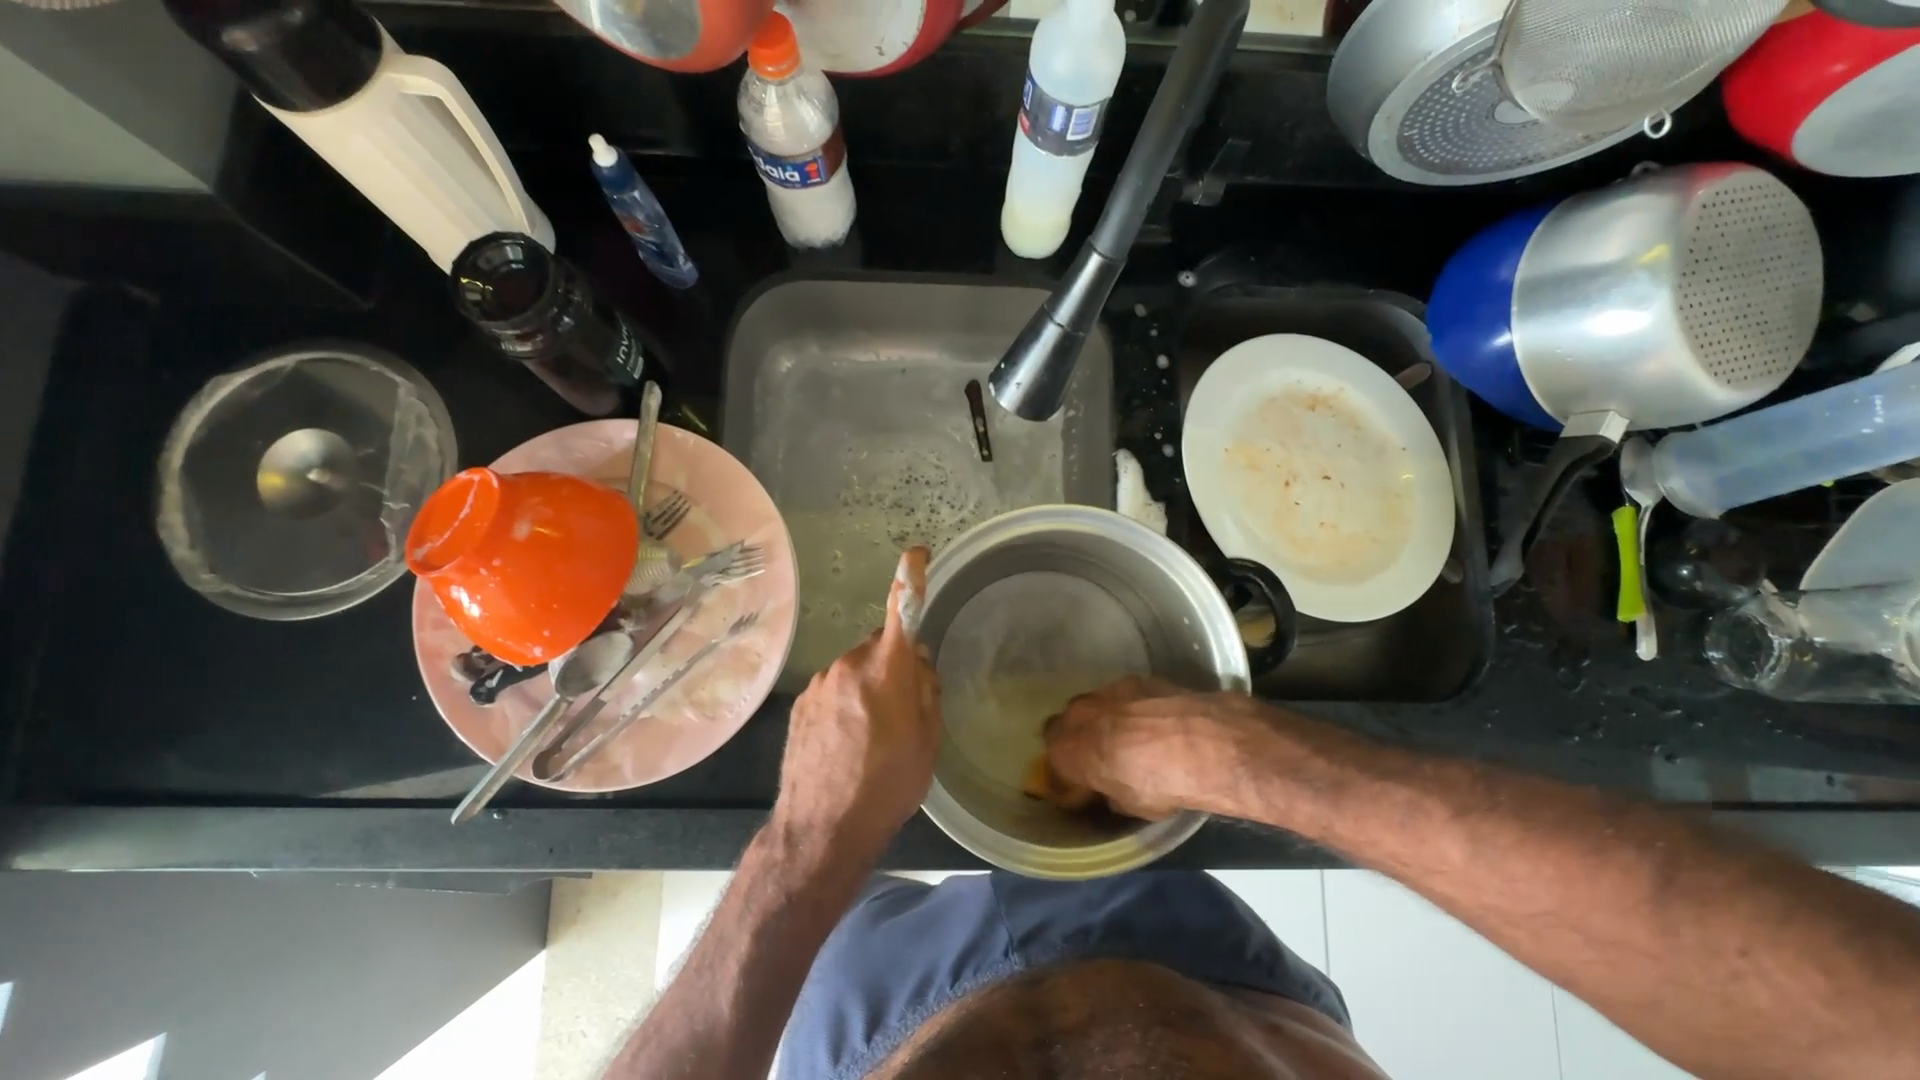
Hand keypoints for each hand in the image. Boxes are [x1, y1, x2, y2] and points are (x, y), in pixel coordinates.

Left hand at [773, 547, 940, 863]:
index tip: (917, 555)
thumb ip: (926, 691)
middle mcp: (848, 664)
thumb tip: (919, 663)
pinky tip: (847, 744)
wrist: (822, 827)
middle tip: (904, 709)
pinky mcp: (800, 704)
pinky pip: (834, 691)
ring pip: (854, 672)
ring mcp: (819, 683)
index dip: (911, 578)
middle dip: (893, 666)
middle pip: (879, 648)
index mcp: (887, 669)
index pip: (901, 609)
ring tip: (873, 737)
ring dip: (867, 689)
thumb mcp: (928, 741)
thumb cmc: (889, 785)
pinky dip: (845, 705)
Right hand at [1043, 676, 1285, 819]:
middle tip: (1098, 758)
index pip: (1053, 762)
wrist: (1204, 743)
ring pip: (1095, 705)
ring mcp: (1109, 690)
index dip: (1067, 776)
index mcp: (1067, 750)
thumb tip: (1113, 789)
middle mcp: (1079, 714)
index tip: (1080, 788)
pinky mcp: (1140, 679)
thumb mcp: (1130, 806)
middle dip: (1078, 739)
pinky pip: (1124, 696)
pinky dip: (1132, 708)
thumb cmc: (1159, 784)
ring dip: (1104, 720)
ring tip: (1129, 738)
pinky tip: (1154, 723)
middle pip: (1066, 724)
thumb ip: (1110, 792)